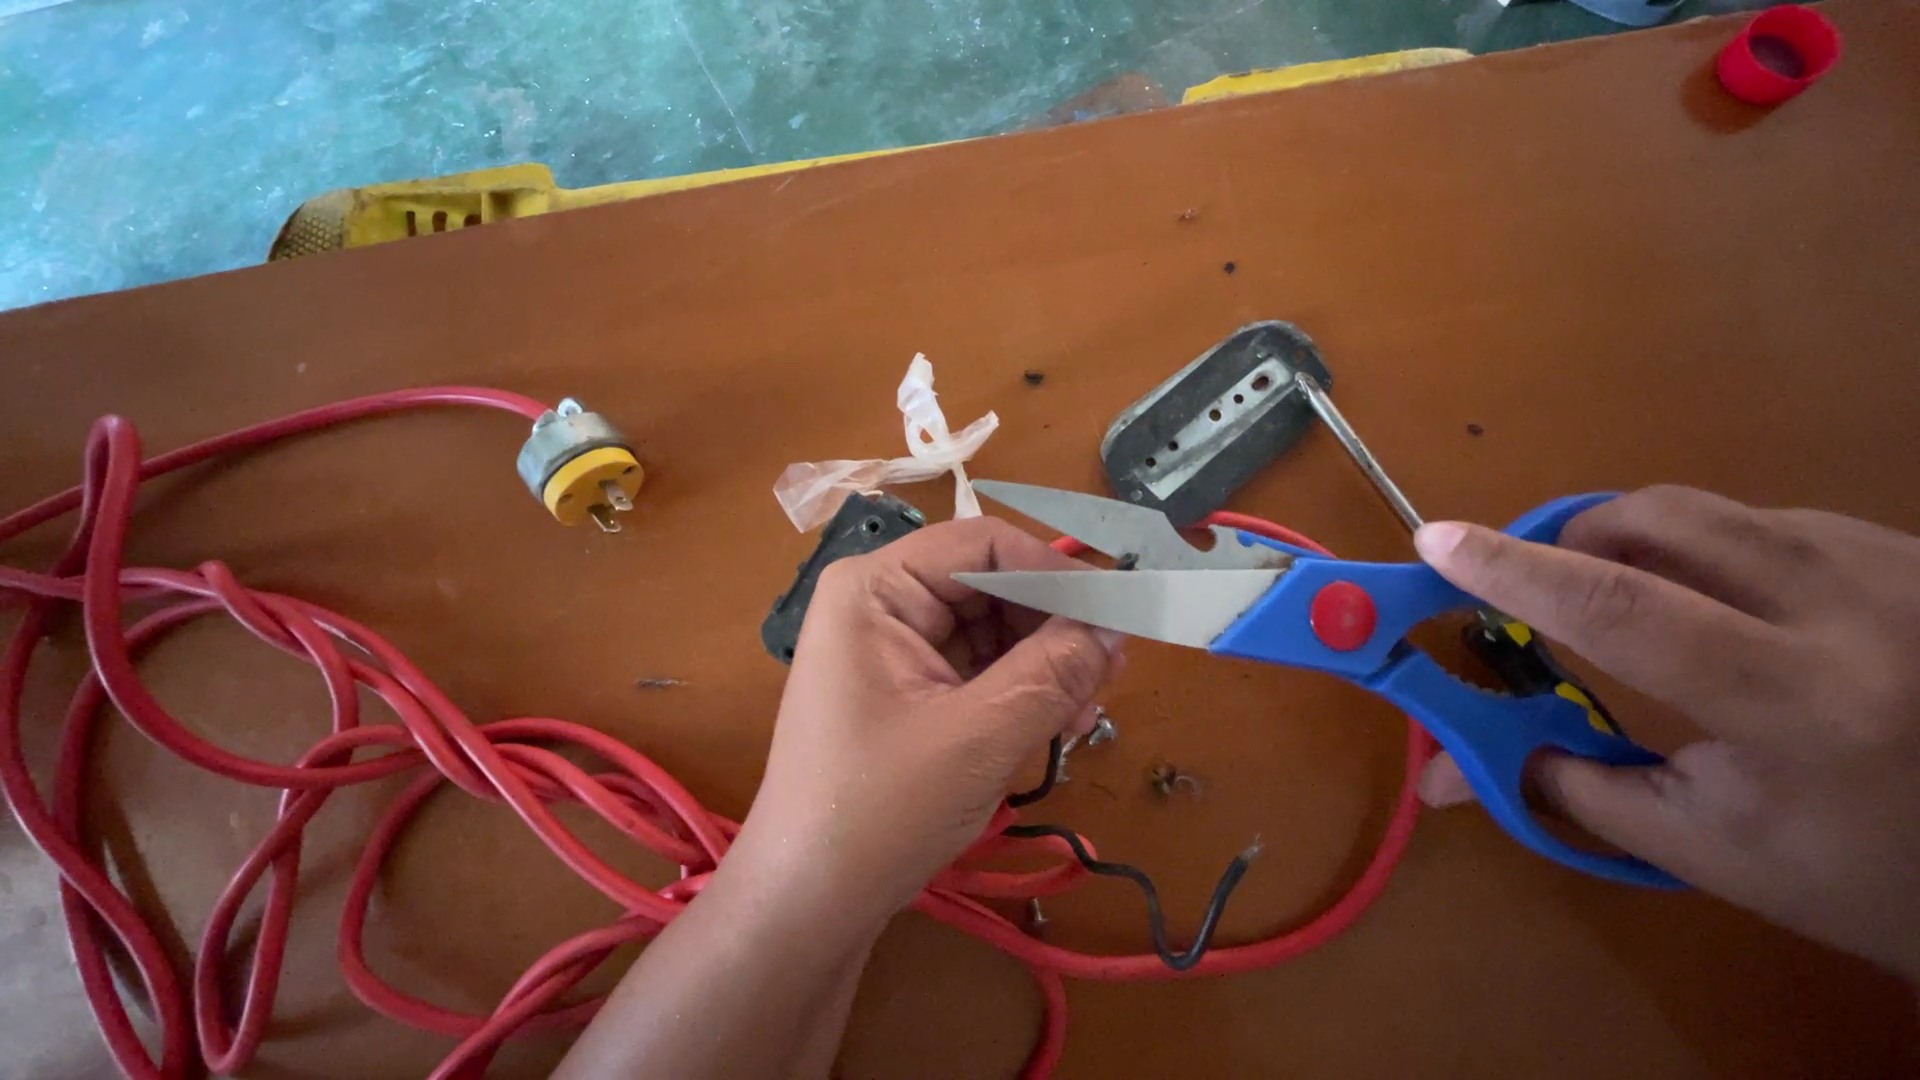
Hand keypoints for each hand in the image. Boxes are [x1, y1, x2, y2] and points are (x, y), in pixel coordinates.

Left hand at [724, 516, 1121, 922]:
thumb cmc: (880, 812)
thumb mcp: (979, 737)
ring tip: (1084, 710)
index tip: (1116, 613)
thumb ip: (1054, 671)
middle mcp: (880, 603)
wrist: (808, 904)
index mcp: (875, 588)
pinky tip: (1055, 724)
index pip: (982, 542)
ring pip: (989, 628)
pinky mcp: (904, 690)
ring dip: (1043, 663)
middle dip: (1051, 624)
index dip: (1053, 570)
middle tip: (1110, 671)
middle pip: (988, 583)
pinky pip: (976, 668)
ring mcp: (890, 648)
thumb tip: (1118, 623)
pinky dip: (1019, 690)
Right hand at [1414, 486, 1919, 981]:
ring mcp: (1903, 572)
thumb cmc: (1867, 873)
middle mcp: (1860, 615)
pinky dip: (1710, 548)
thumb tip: (1434, 774)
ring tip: (1639, 604)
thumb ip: (1560, 785)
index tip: (1434, 541)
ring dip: (1640, 542)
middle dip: (1574, 535)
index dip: (1513, 570)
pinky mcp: (1919, 556)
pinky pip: (1772, 521)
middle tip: (1543, 578)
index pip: (1620, 610)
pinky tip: (1731, 608)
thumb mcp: (1703, 844)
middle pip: (1666, 520)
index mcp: (1797, 706)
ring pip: (1714, 510)